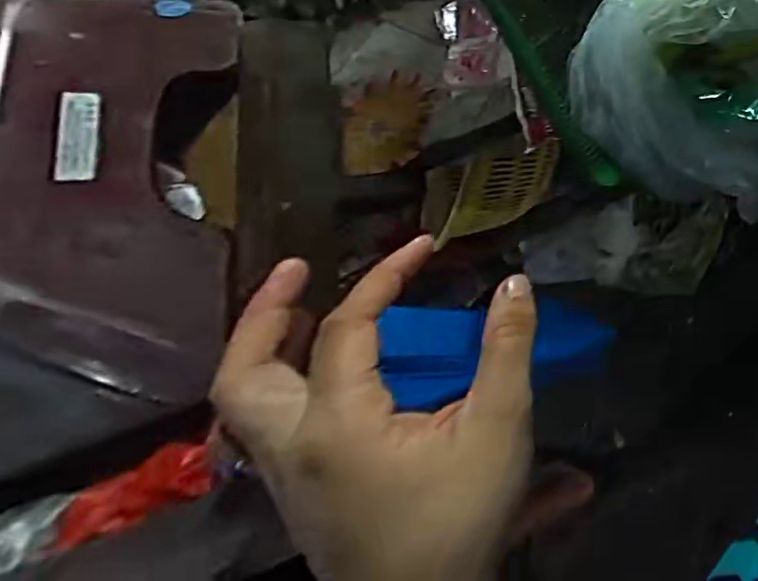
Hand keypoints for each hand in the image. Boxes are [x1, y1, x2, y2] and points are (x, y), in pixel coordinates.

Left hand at [211, 237, 534, 580]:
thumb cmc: (458, 513)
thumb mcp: (499, 424)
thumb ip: (507, 348)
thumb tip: (515, 282)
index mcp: (338, 425)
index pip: (344, 329)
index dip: (383, 277)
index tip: (423, 244)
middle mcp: (293, 446)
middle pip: (242, 374)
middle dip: (265, 312)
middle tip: (299, 268)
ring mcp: (287, 475)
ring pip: (242, 403)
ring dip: (265, 347)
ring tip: (303, 309)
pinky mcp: (301, 491)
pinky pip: (267, 422)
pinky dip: (282, 380)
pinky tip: (326, 373)